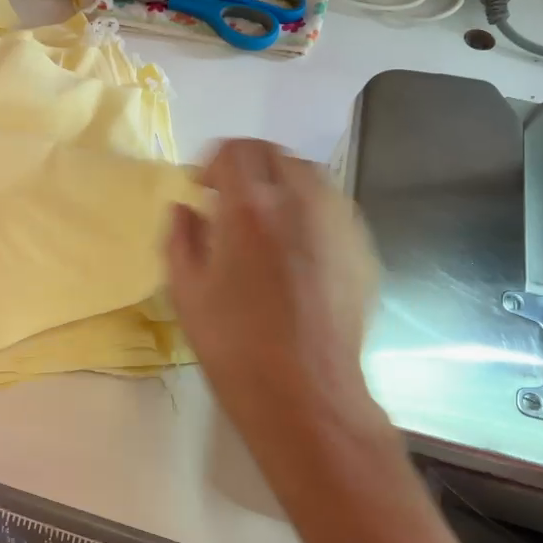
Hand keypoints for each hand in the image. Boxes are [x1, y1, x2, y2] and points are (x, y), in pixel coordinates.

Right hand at [165, 139, 384, 442]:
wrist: (306, 393)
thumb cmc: (234, 345)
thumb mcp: (185, 292)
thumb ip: (180, 238)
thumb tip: (186, 209)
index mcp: (251, 208)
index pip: (236, 150)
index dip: (213, 162)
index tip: (201, 188)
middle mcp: (302, 202)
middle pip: (276, 154)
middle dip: (247, 168)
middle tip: (227, 201)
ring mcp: (339, 223)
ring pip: (310, 177)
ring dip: (280, 186)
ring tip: (262, 224)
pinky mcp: (361, 248)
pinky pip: (331, 208)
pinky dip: (307, 211)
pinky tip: (292, 251)